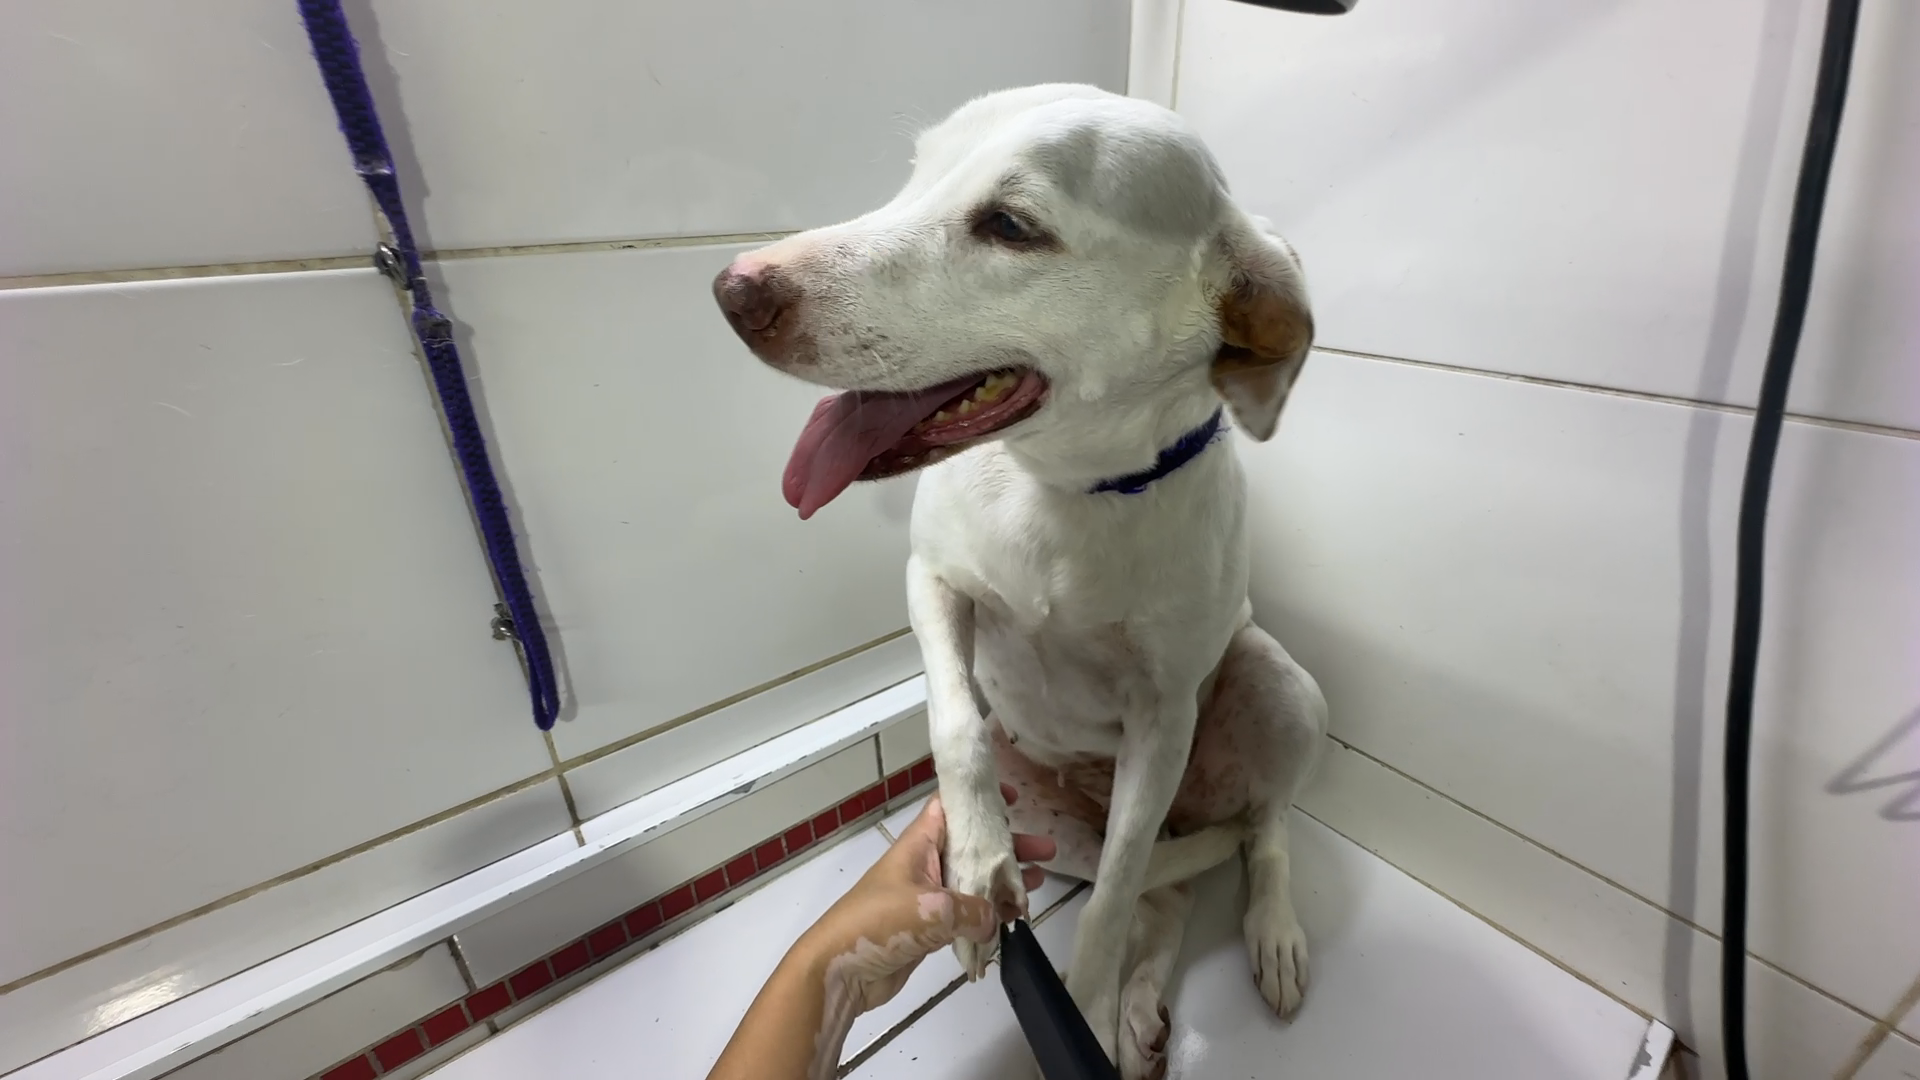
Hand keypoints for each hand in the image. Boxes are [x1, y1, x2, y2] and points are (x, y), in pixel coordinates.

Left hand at [793, 785, 1055, 1015]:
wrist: (840, 969)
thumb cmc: (878, 922)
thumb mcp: (930, 909)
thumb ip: (971, 909)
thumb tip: (994, 916)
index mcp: (921, 842)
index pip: (953, 806)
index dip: (981, 799)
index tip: (1014, 798)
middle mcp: (927, 862)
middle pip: (974, 844)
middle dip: (1009, 845)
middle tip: (1046, 849)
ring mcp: (929, 895)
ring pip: (975, 879)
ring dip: (1006, 879)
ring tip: (1041, 880)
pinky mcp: (931, 926)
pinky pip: (969, 912)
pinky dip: (992, 912)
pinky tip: (1016, 917)